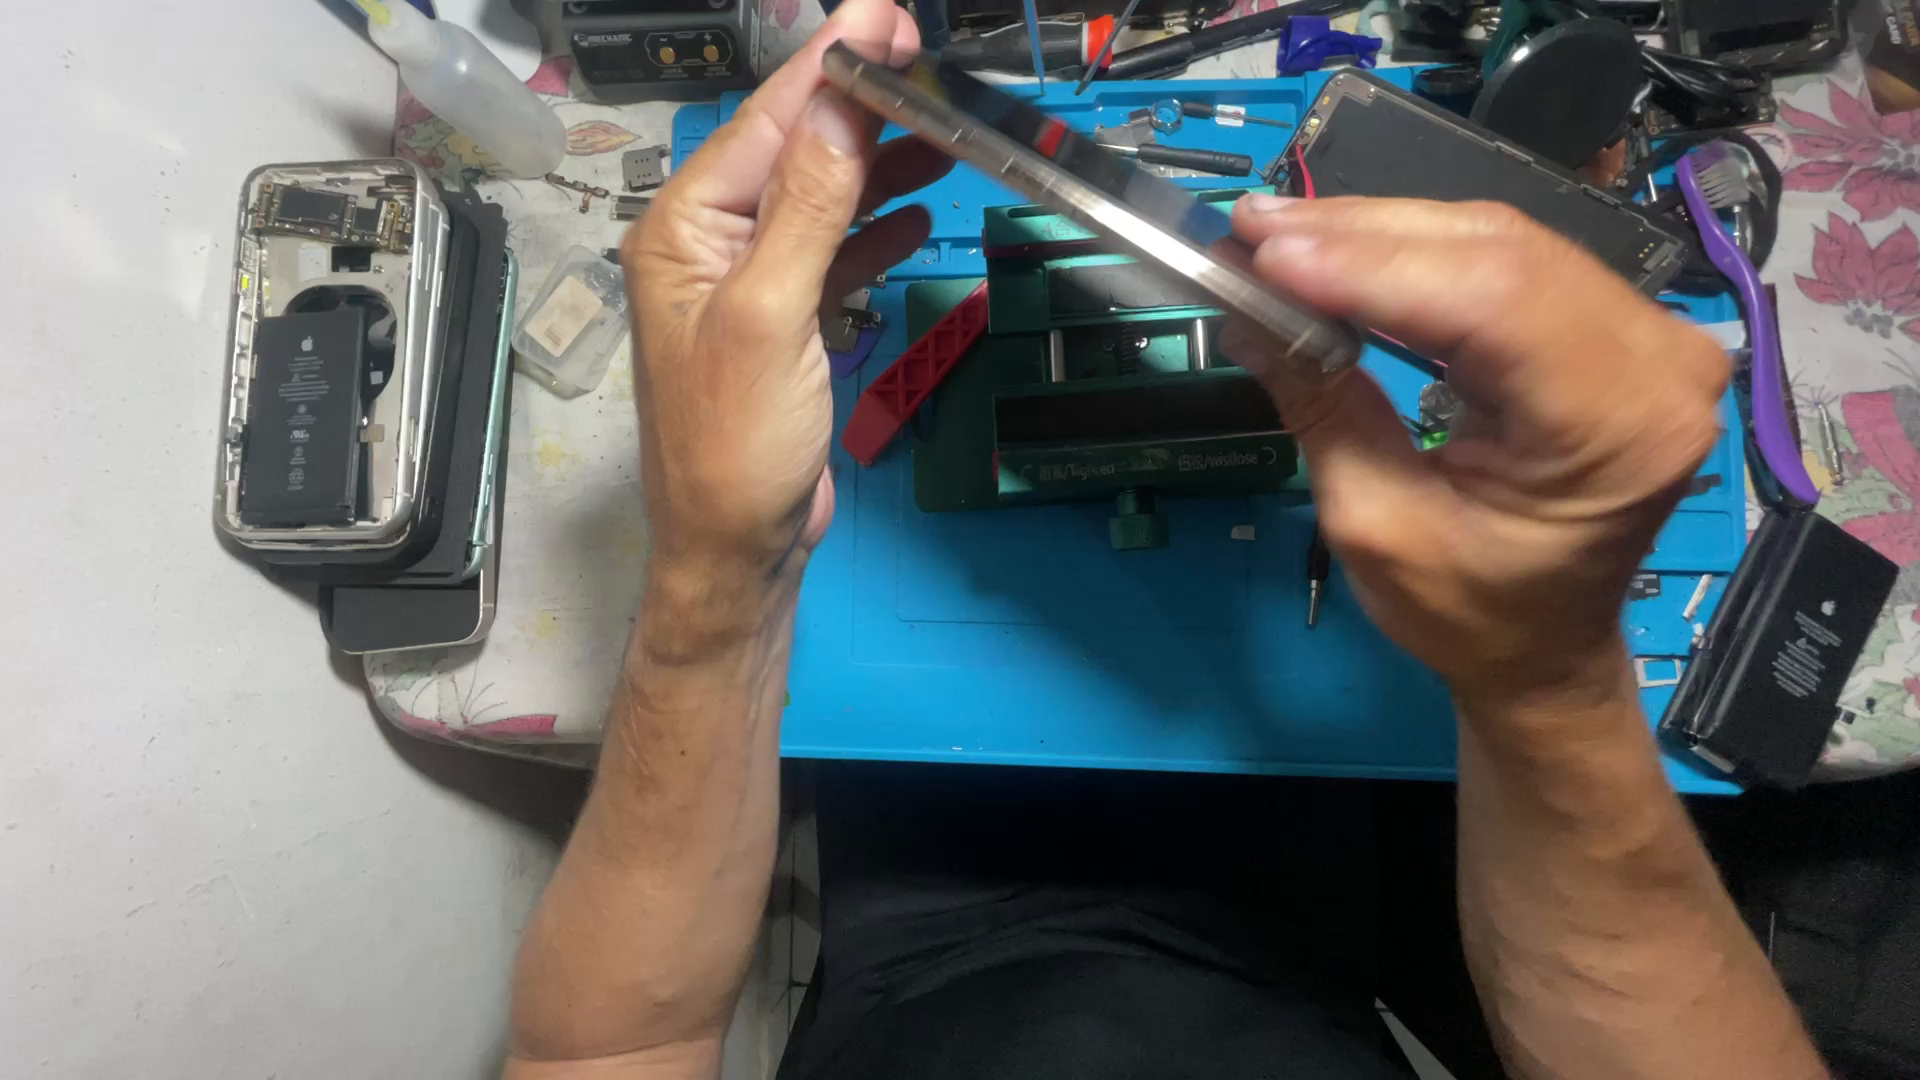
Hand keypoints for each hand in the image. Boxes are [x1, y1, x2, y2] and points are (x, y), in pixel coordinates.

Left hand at [622, 0, 951, 577]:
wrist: (739, 543)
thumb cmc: (738, 444)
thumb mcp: (769, 318)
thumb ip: (806, 210)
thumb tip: (842, 103)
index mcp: (685, 231)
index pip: (764, 126)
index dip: (828, 70)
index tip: (886, 18)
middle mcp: (713, 248)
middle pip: (795, 158)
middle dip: (860, 112)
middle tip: (927, 68)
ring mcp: (752, 289)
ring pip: (821, 208)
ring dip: (877, 172)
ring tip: (942, 140)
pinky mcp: (787, 327)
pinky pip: (832, 262)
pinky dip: (872, 237)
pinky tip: (913, 216)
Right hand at [1228, 196, 1728, 709]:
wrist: (1536, 648)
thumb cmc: (1462, 610)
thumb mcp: (1371, 521)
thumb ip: (1321, 409)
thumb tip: (1248, 319)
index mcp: (1611, 426)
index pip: (1490, 303)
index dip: (1369, 267)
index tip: (1263, 255)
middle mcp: (1654, 358)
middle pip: (1496, 251)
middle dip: (1358, 234)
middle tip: (1250, 230)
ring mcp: (1640, 334)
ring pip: (1494, 241)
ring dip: (1374, 233)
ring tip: (1274, 236)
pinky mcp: (1603, 329)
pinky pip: (1497, 265)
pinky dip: (1405, 255)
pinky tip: (1337, 250)